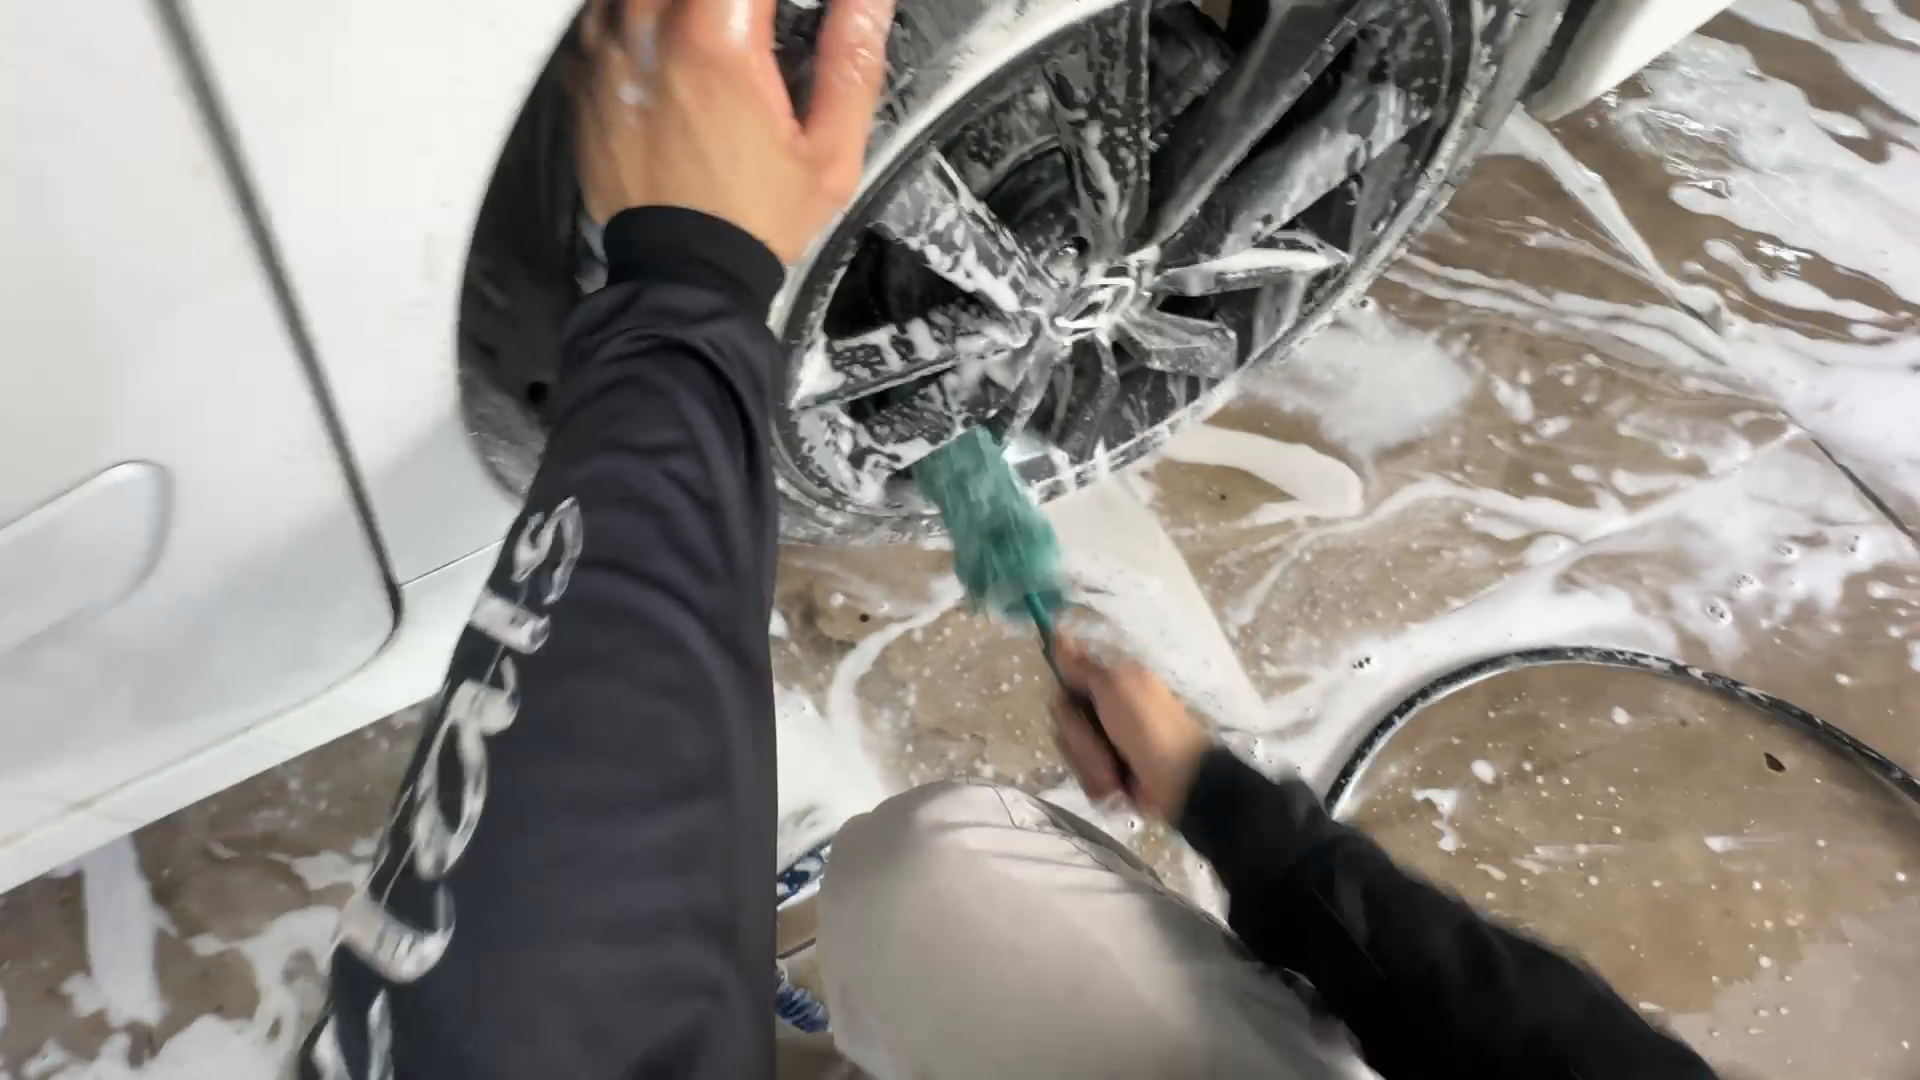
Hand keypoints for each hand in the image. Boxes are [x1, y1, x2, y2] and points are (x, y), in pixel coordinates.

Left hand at [573, 0, 893, 263]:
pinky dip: (643, 17)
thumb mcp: (829, 158)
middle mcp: (646, 23)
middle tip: (758, 38)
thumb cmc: (760, 221)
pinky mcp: (580, 72)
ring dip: (687, 9)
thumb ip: (850, 65)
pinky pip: (604, 8)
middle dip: (736, 5)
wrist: (685, 277)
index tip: (792, 17)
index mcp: (715, 37)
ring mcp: (603, 45)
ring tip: (718, 50)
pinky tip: (672, 55)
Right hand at [1050, 635, 1214, 823]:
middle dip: (1078, 735)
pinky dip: (1097, 780)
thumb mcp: (1115, 687)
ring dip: (1089, 760)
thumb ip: (1082, 665)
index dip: (1065, 691)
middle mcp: (1103, 707)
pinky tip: (1114, 783)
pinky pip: (1080, 772)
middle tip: (1099, 740)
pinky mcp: (1104, 769)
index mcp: (1110, 681)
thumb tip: (1059, 633)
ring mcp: (1104, 740)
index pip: (1065, 677)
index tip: (1072, 702)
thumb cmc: (1148, 727)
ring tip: (1113, 770)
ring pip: (1070, 746)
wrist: (1180, 781)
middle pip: (1063, 716)